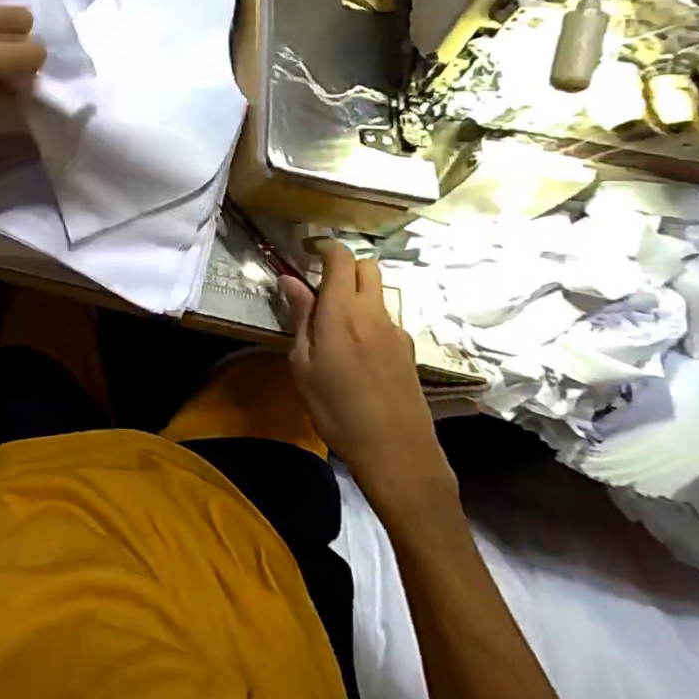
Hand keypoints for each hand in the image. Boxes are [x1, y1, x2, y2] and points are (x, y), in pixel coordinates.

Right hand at [279, 244, 451, 490]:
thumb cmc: (336, 409)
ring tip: (335, 325)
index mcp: (343, 312)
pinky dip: (368, 319)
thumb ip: (301, 317)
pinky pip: (385, 318)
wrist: (396, 451)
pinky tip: (356, 353)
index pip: (341, 258)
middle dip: (344, 266)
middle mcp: (374, 312)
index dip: (324, 247)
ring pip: (377, 292)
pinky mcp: (408, 349)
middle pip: (366, 267)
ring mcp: (396, 330)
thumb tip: (290, 281)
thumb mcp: (304, 364)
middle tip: (321, 287)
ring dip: (357, 294)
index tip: (307, 253)